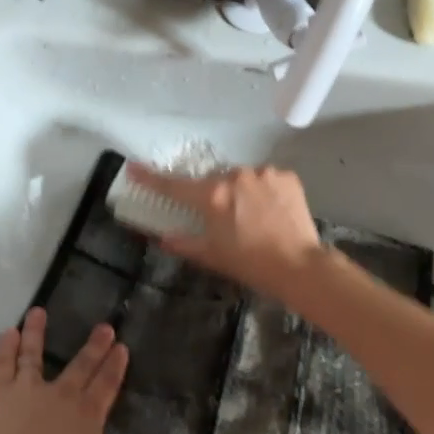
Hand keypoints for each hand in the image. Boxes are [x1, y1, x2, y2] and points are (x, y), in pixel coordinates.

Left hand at [0, 308, 199, 433]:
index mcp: (87, 414)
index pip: (106, 384)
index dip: (114, 366)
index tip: (121, 346)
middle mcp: (60, 394)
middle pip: (79, 366)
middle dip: (93, 347)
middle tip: (103, 326)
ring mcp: (26, 391)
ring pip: (33, 355)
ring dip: (37, 333)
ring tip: (37, 312)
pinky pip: (3, 364)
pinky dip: (5, 347)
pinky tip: (6, 333)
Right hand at [127, 162, 325, 299]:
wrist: (300, 265)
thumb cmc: (250, 263)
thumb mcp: (212, 256)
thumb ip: (184, 242)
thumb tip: (162, 238)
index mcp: (212, 196)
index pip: (173, 185)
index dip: (150, 178)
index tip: (133, 168)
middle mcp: (235, 176)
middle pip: (213, 181)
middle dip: (214, 196)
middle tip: (225, 220)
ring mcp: (263, 173)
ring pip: (241, 179)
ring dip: (241, 193)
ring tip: (253, 218)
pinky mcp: (286, 176)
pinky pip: (266, 179)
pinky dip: (264, 192)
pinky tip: (271, 212)